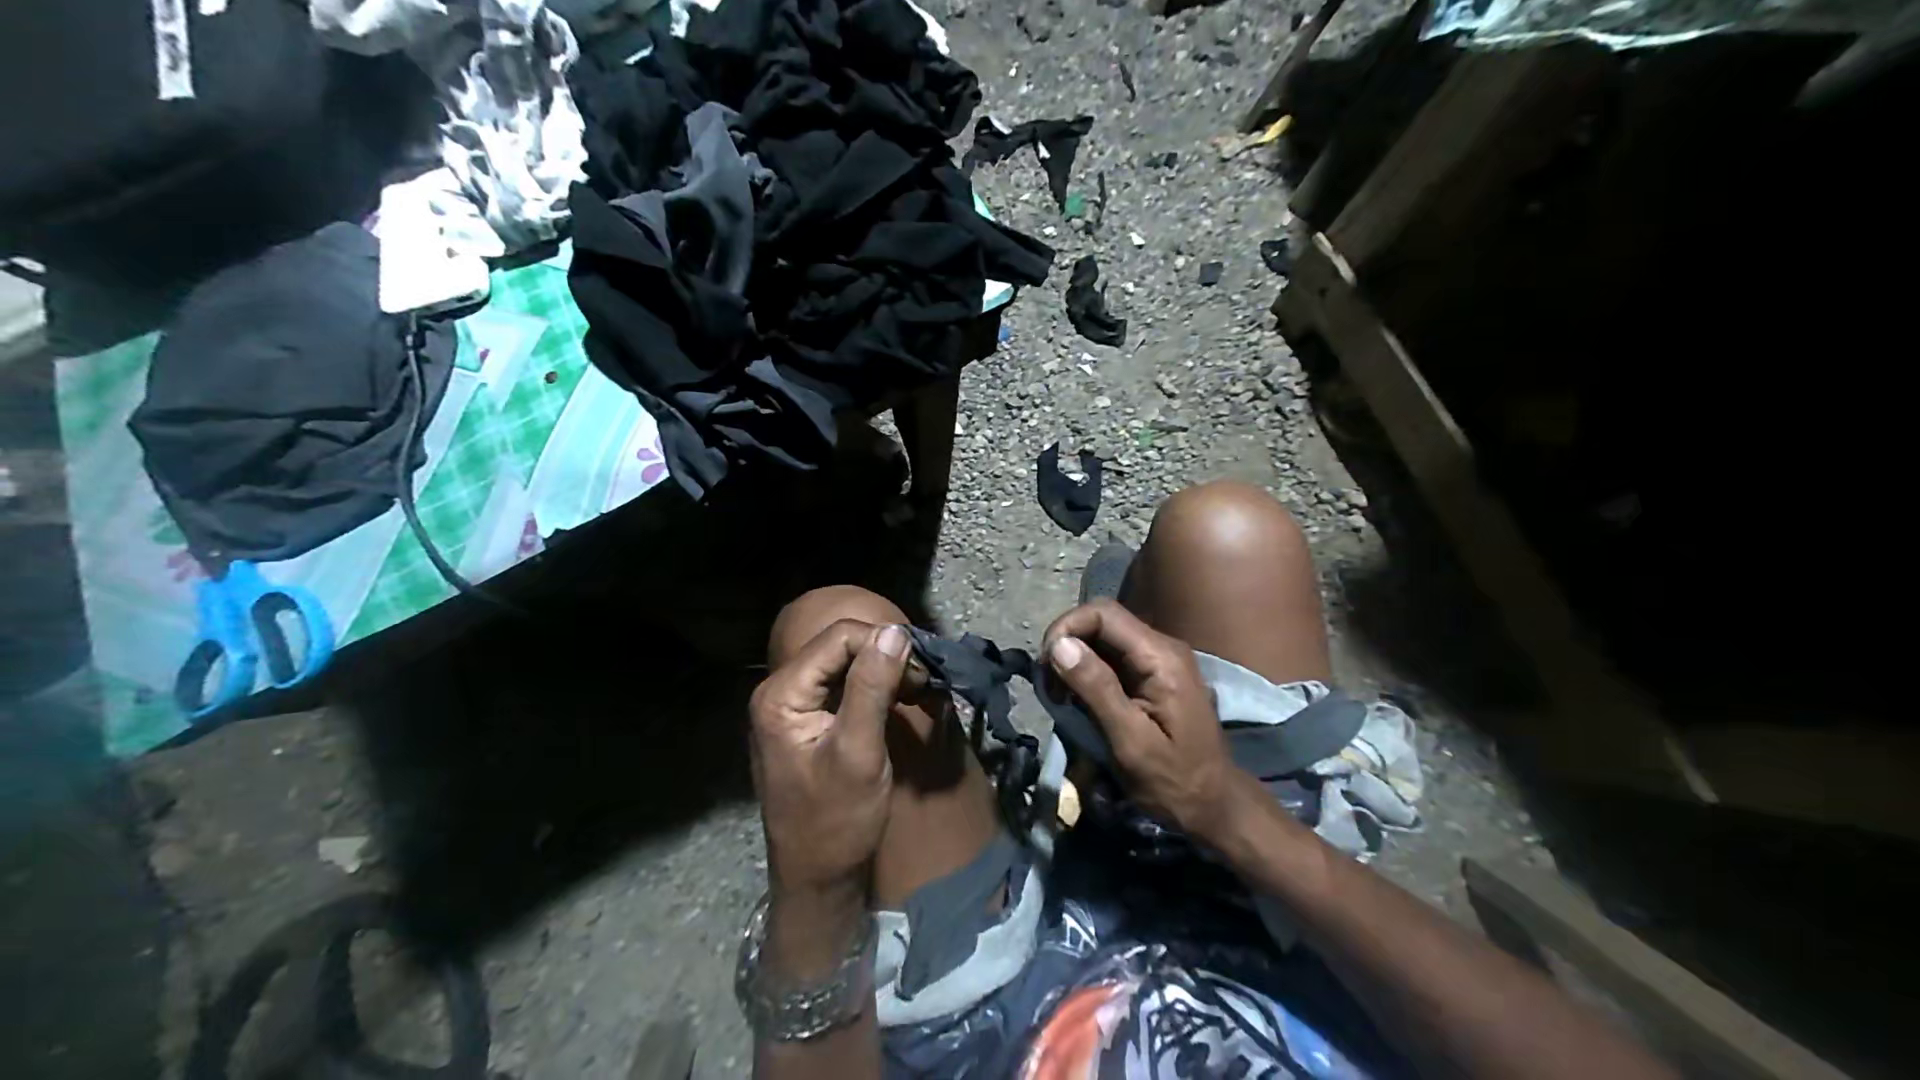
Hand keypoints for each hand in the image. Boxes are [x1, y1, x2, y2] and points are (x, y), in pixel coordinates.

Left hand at [749, 620, 910, 901]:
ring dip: (884, 670)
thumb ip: (872, 687)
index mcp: (782, 694)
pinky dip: (874, 686)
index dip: (883, 643)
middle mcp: (779, 690)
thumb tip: (894, 631)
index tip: (922, 670)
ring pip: (844, 663)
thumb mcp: (858, 751)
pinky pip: (842, 685)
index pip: (839, 637)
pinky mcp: (806, 719)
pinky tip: (900, 697)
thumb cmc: (836, 821)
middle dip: (886, 656)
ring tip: (919, 689)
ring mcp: (791, 705)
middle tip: (924, 682)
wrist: (816, 878)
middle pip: (839, 646)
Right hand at [1042, 600, 1251, 844]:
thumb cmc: (1174, 780)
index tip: (1047, 666)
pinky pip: (1110, 657)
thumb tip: (1059, 645)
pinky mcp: (1150, 674)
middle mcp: (1161, 647)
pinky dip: (1085, 672)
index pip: (1103, 613)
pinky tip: (1077, 700)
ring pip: (1102, 638)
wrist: (1214, 806)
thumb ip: (1097, 688)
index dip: (1067, 628)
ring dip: (1073, 660)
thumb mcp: (1130, 740)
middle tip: (1050, 686)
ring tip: (1060, 697)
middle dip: (1066, 645)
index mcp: (1161, 657)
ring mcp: (1157, 660)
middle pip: (1101, 620)